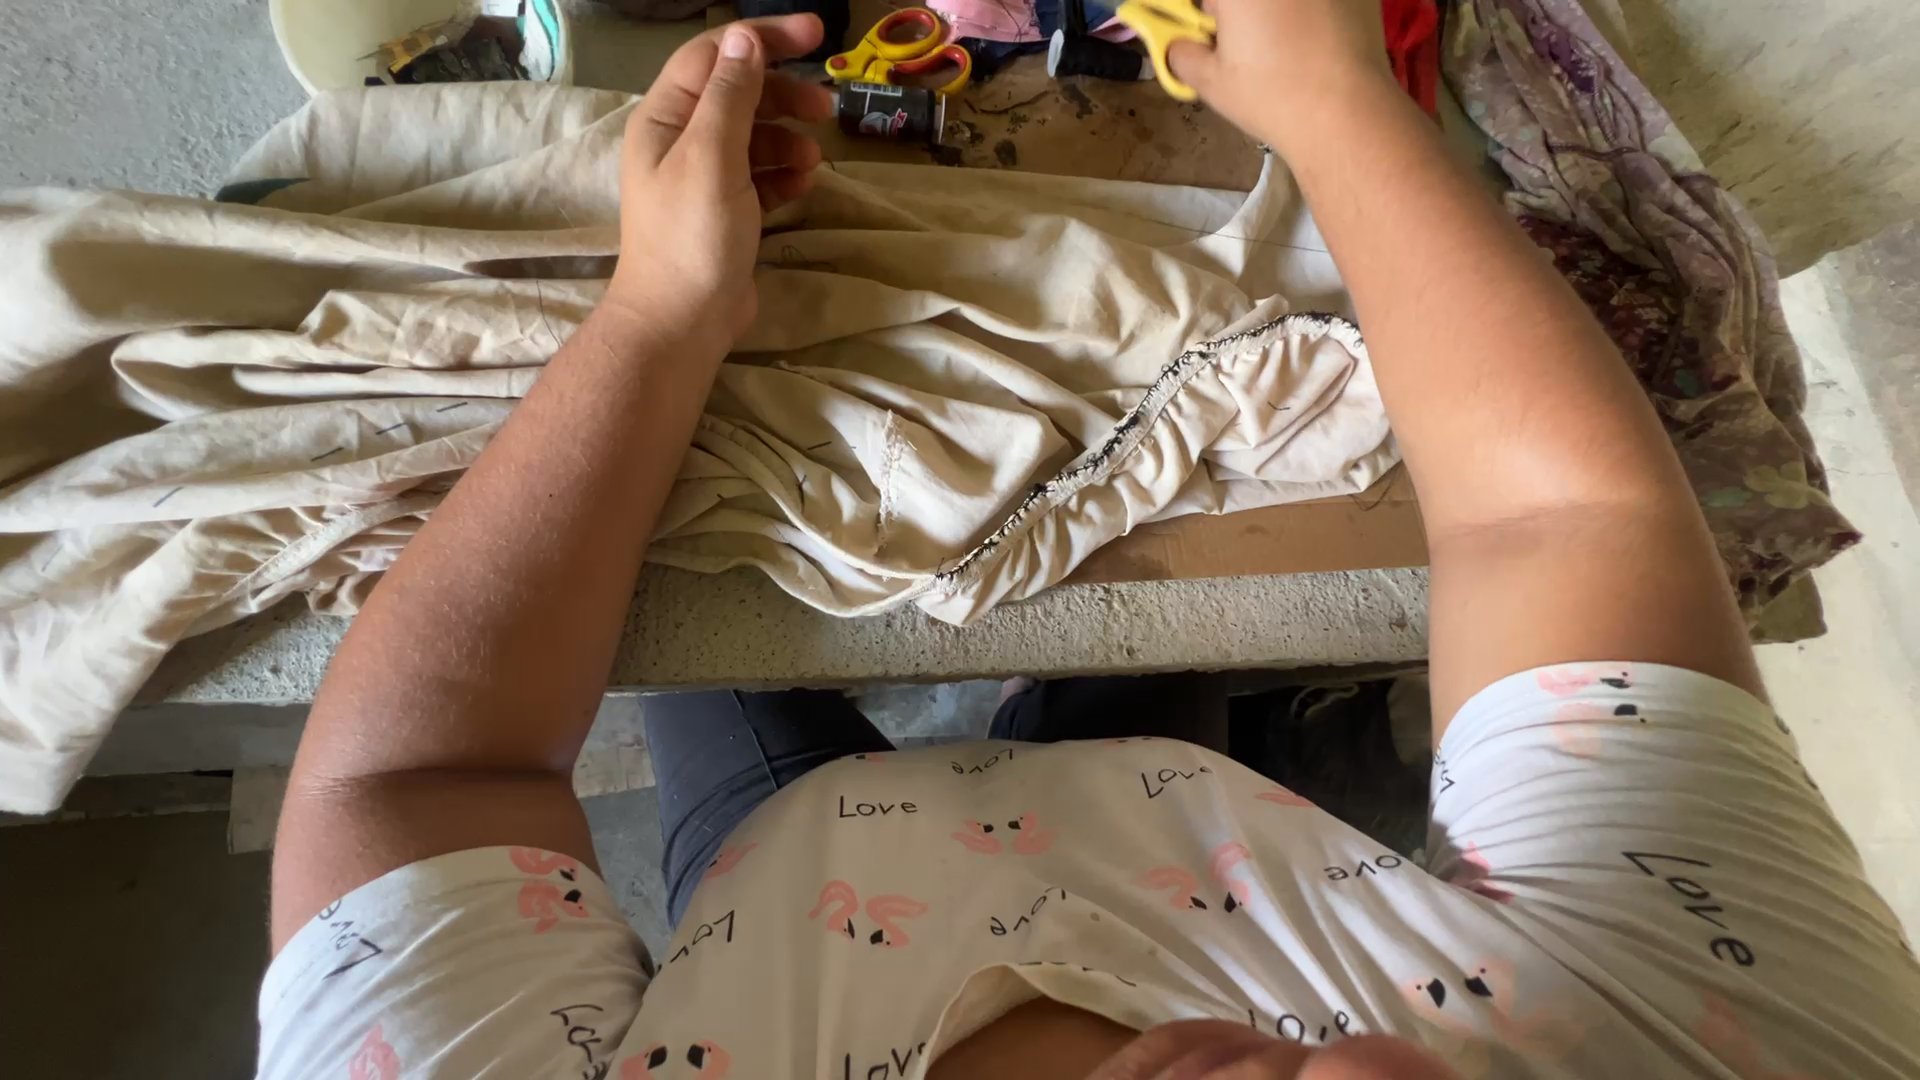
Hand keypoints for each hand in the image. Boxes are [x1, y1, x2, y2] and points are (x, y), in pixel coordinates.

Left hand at [607, 16, 835, 348]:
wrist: (683, 321)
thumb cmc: (693, 237)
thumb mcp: (712, 158)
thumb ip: (731, 96)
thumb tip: (746, 39)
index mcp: (667, 117)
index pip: (717, 55)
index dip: (765, 38)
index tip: (818, 35)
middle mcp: (682, 142)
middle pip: (739, 95)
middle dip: (783, 95)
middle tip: (827, 108)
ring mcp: (705, 181)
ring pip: (753, 139)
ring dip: (788, 139)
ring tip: (816, 158)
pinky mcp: (726, 215)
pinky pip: (759, 179)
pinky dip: (783, 175)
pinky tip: (803, 184)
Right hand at [1168, 0, 1396, 153]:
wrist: (1342, 108)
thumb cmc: (1268, 94)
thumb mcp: (1210, 83)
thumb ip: (1182, 55)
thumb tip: (1177, 46)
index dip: (1206, 13)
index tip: (1206, 30)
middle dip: (1235, 10)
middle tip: (1239, 38)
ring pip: (1282, 1)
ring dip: (1275, 11)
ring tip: (1279, 42)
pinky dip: (1309, 11)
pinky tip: (1313, 39)